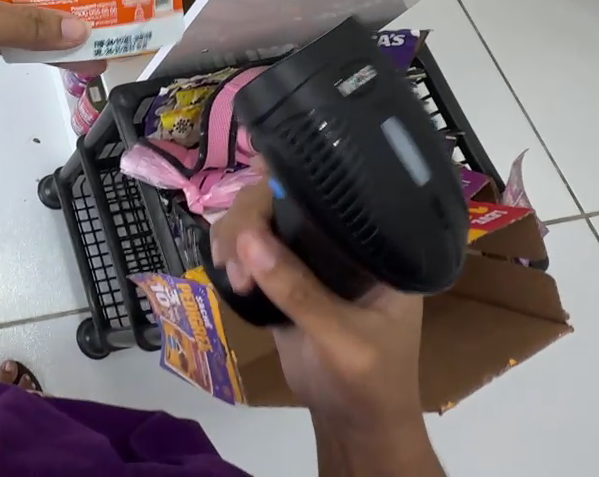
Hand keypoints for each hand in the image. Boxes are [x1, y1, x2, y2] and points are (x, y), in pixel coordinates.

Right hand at [208, 181, 425, 438]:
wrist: (355, 426)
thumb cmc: (369, 383)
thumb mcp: (343, 341)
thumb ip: (298, 292)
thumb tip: (248, 240)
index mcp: (372, 247)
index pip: (330, 193)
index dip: (293, 175)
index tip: (256, 172)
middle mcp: (339, 242)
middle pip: (283, 200)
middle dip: (250, 220)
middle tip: (234, 259)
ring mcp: (308, 257)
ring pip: (259, 219)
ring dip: (234, 236)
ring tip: (233, 276)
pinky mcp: (282, 274)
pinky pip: (247, 245)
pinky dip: (230, 249)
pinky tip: (225, 270)